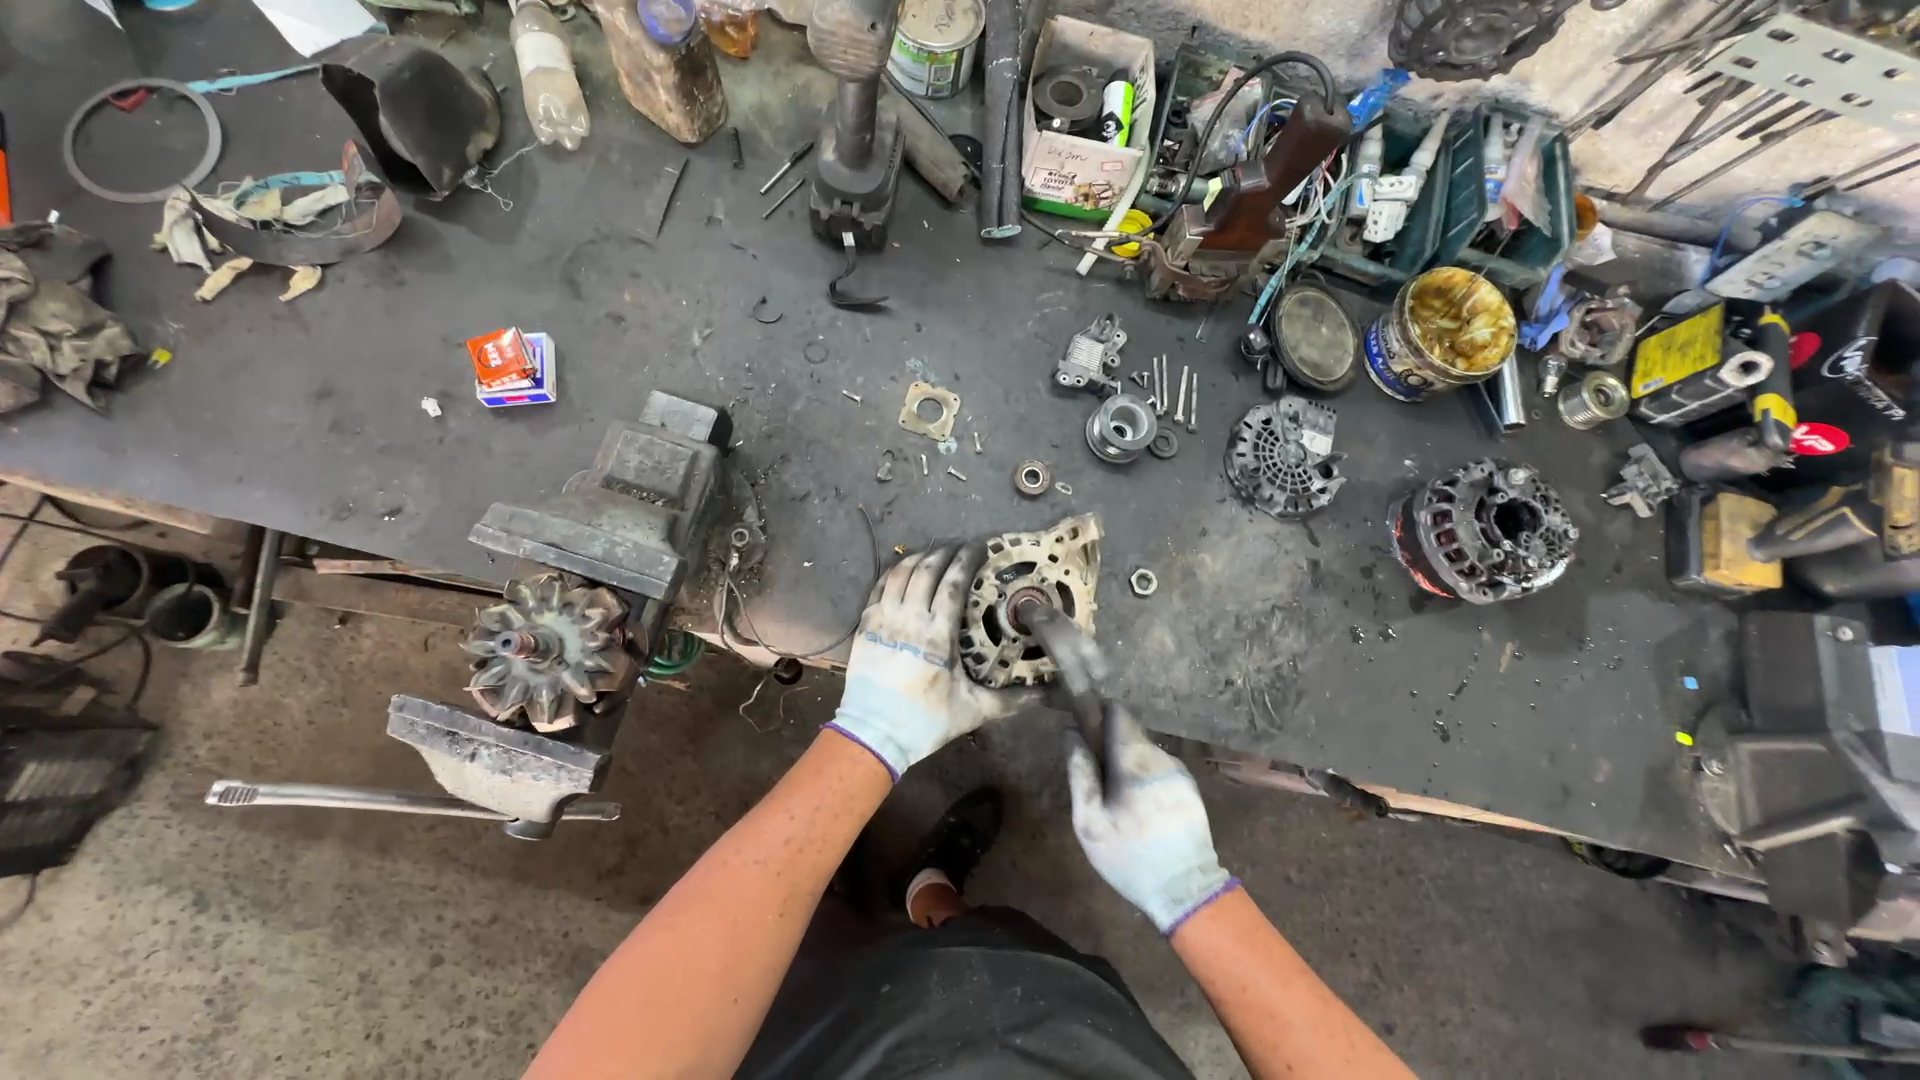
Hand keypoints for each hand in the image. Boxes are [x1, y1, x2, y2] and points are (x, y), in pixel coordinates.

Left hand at [827, 544, 1035, 779]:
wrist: (873, 735)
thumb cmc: (926, 721)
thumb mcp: (973, 711)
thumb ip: (1010, 700)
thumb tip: (1046, 694)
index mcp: (936, 634)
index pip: (953, 583)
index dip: (966, 560)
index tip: (980, 546)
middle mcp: (908, 618)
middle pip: (926, 570)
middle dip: (944, 552)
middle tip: (960, 547)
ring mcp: (882, 620)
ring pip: (899, 573)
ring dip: (918, 558)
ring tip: (933, 553)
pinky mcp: (864, 626)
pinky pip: (878, 588)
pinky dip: (893, 573)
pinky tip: (903, 570)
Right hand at [1067, 705, 1236, 934]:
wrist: (1185, 891)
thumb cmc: (1129, 857)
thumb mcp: (1090, 822)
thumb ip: (1080, 772)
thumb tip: (1071, 733)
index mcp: (1135, 762)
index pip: (1118, 713)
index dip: (1098, 715)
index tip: (1083, 731)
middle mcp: (1162, 758)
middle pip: (1131, 732)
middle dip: (1110, 745)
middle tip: (1096, 777)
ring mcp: (1180, 772)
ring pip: (1146, 751)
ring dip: (1128, 762)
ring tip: (1118, 798)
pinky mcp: (1190, 789)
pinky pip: (1160, 769)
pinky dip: (1145, 778)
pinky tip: (1140, 808)